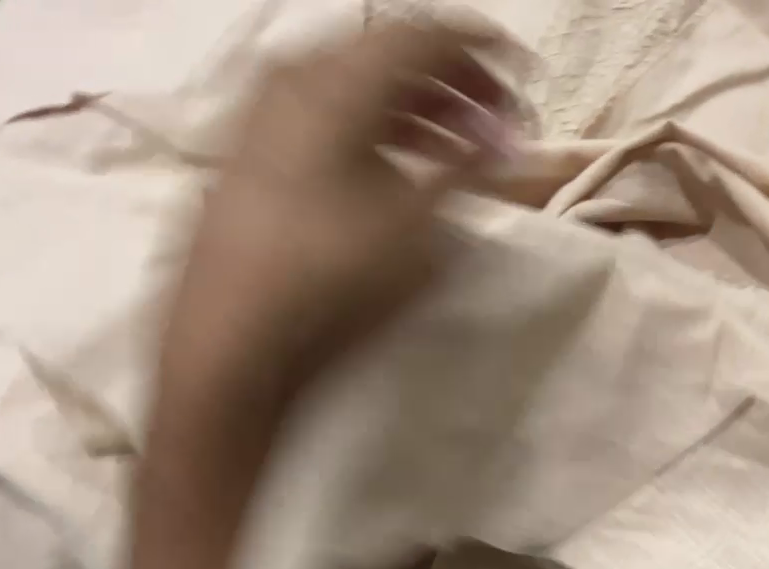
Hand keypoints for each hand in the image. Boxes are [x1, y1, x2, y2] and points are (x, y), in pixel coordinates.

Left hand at [159, 17, 521, 414]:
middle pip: (390, 52)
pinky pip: (337, 109)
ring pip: (362, 81)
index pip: (420, 35)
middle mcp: (296, 81)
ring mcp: (270, 111)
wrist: (238, 332)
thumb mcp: (420, 224)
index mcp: (335, 87)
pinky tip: (416, 160)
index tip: (529, 74)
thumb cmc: (338, 278)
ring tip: (474, 144)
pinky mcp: (263, 146)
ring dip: (427, 104)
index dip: (482, 48)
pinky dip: (388, 122)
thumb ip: (467, 167)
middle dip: (458, 79)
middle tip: (508, 119)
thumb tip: (502, 133)